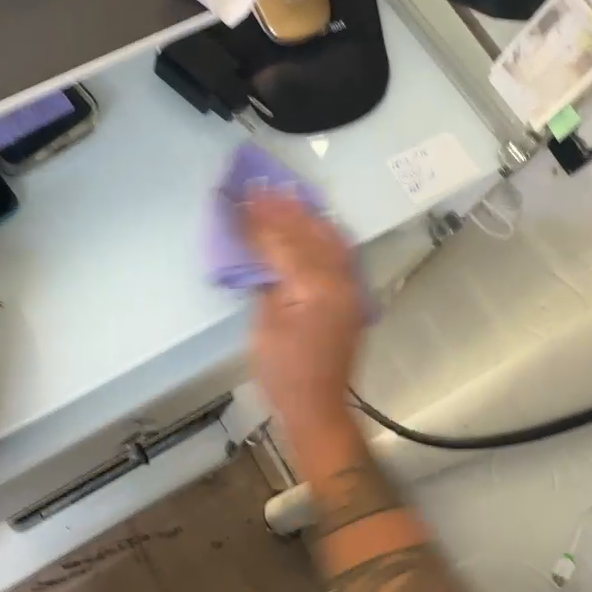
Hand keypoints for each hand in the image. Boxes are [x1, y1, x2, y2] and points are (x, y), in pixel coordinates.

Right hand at [242, 193, 363, 441]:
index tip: (240, 196)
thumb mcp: (265, 328)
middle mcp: (338, 280)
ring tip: (286, 192)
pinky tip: (316, 221)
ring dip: (305, 214)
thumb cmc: (283, 374)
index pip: (280, 244)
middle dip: (281, 209)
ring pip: (328, 239)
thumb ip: (268, 285)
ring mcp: (350, 287)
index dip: (257, 220)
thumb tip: (264, 256)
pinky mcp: (352, 296)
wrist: (318, 406)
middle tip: (260, 184)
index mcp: (313, 288)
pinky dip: (326, 232)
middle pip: (306, 235)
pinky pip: (341, 253)